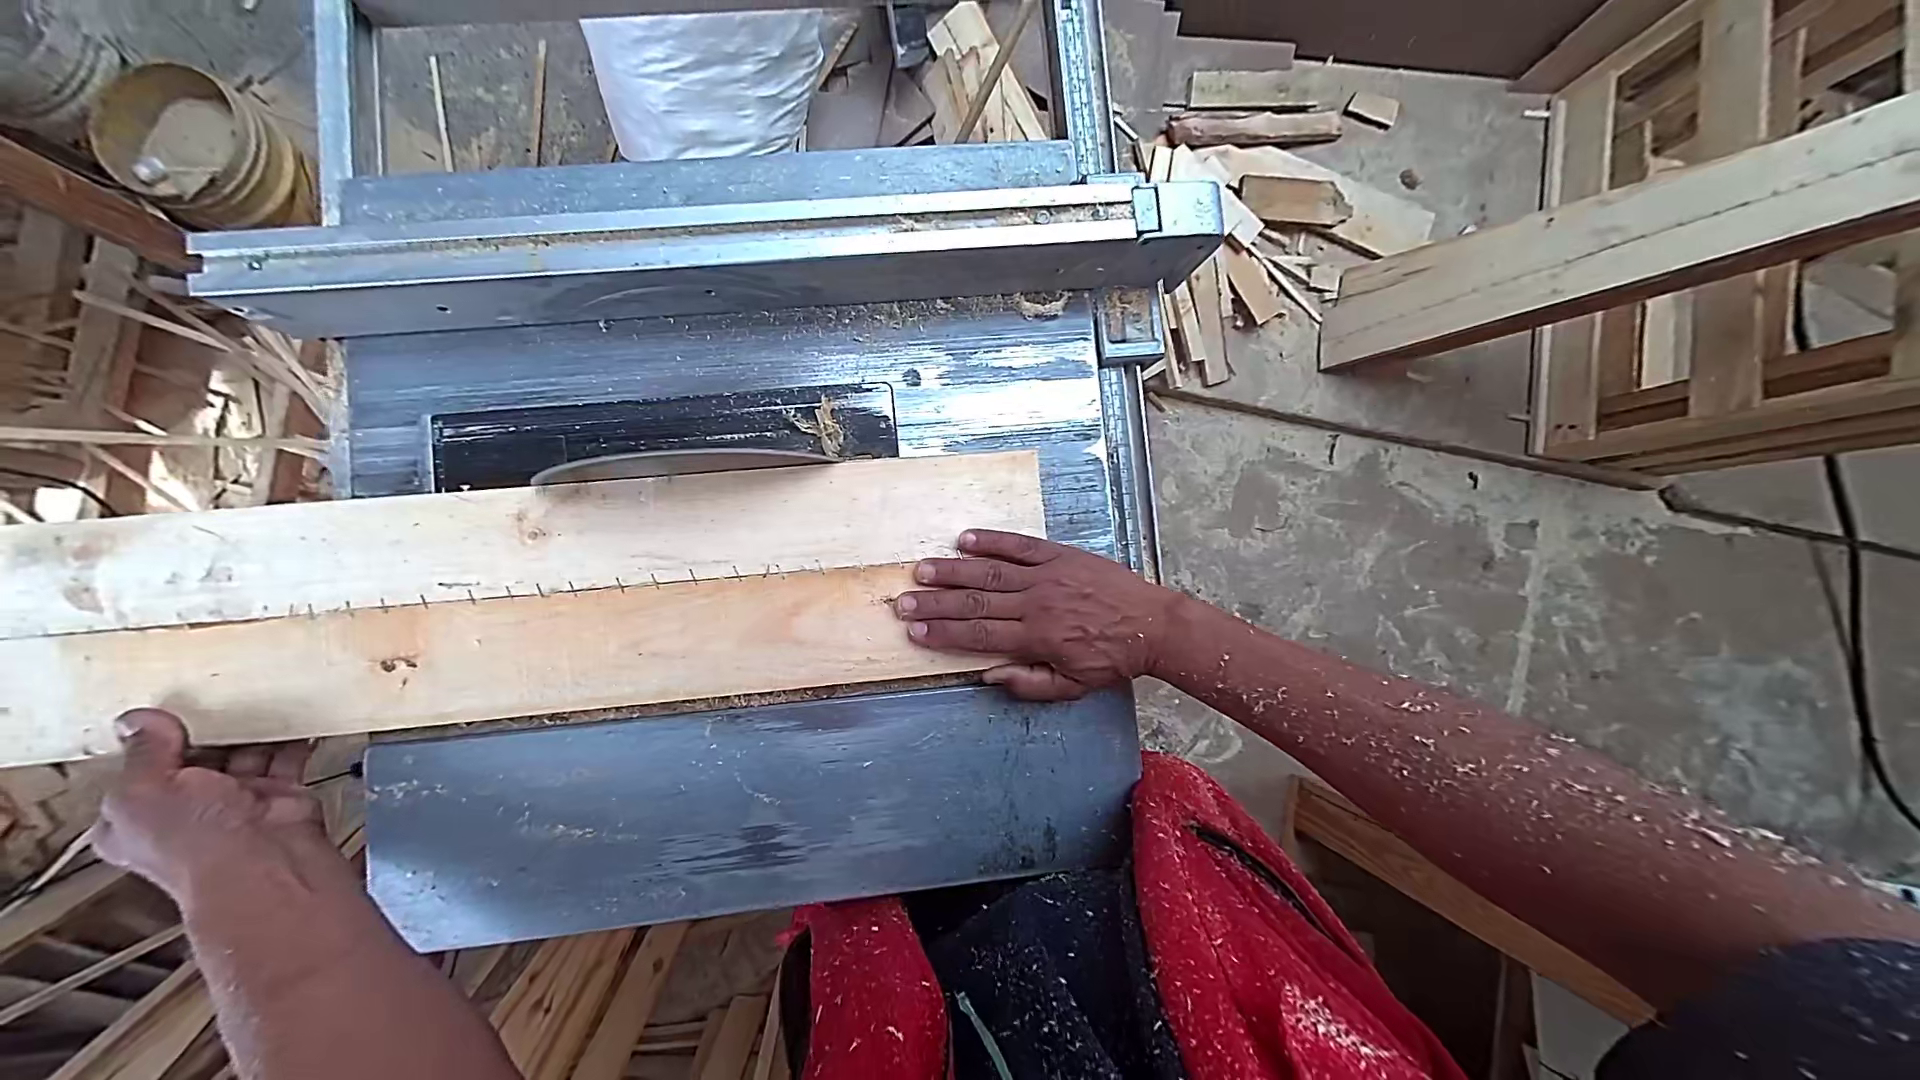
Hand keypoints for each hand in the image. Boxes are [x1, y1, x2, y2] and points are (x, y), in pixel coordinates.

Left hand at [94, 709, 328, 900]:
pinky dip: (293, 740)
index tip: (168, 713)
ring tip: (261, 702)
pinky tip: (295, 720)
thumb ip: (146, 753)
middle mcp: (187, 807)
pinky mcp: (280, 791)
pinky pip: (286, 758)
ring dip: (253, 732)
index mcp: (136, 814)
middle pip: (198, 756)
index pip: (141, 767)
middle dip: (211, 731)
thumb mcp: (144, 791)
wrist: (262, 857)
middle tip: (221, 698)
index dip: (152, 740)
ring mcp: (236, 799)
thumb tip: (135, 721)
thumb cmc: (192, 840)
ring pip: (244, 754)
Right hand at [896, 529, 1187, 700]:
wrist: (1151, 623)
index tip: (915, 631)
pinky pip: (1019, 545)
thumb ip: (1029, 684)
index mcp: (1036, 638)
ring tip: (922, 569)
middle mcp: (1035, 603)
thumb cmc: (1111, 658)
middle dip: (935, 603)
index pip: (979, 634)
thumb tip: (989, 676)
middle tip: (903, 601)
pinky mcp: (1059, 555)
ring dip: (953, 571)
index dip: (943, 633)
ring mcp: (1046, 575)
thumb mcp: (1073, 686)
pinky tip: (964, 539)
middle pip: (975, 602)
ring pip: (990, 572)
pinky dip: (991, 541)